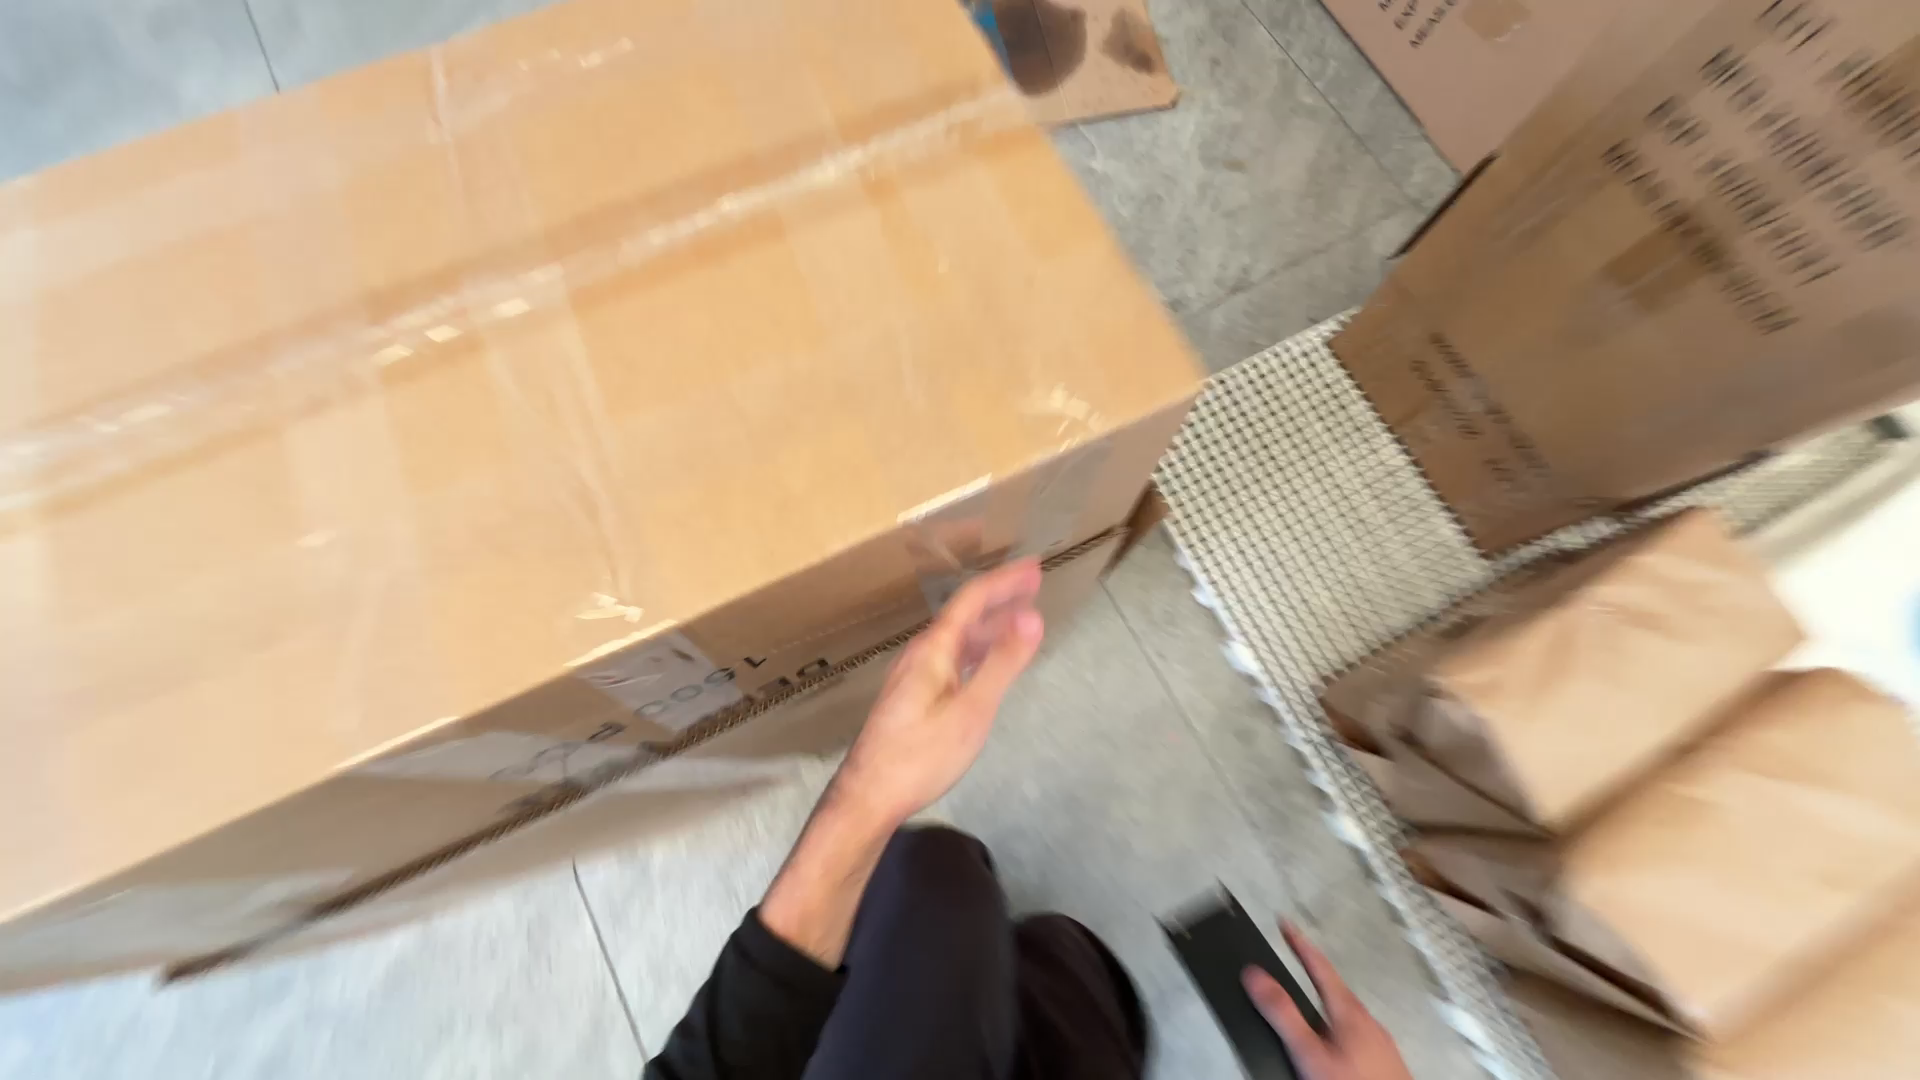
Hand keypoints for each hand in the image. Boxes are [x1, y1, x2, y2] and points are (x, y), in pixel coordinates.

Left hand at [833, 558, 1045, 824]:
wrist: (867, 796)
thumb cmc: (920, 756)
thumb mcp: (971, 711)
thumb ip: (1002, 663)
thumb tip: (1032, 616)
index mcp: (934, 649)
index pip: (972, 599)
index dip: (1004, 581)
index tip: (1034, 568)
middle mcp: (921, 653)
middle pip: (965, 615)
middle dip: (1000, 598)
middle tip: (1034, 586)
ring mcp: (914, 674)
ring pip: (958, 638)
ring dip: (989, 625)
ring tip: (1019, 620)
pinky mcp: (913, 695)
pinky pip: (952, 658)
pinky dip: (977, 650)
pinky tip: (986, 662)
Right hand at [1244, 922, 1413, 1079]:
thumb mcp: (1309, 1053)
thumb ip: (1281, 1013)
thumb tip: (1253, 972)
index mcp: (1348, 1011)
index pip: (1319, 966)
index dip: (1299, 943)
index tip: (1283, 922)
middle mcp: (1368, 1021)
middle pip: (1336, 988)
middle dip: (1314, 972)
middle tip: (1293, 958)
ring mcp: (1382, 1044)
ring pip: (1350, 1012)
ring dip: (1328, 1000)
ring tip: (1310, 1003)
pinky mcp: (1390, 1065)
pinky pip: (1359, 1033)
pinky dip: (1341, 1025)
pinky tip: (1337, 1045)